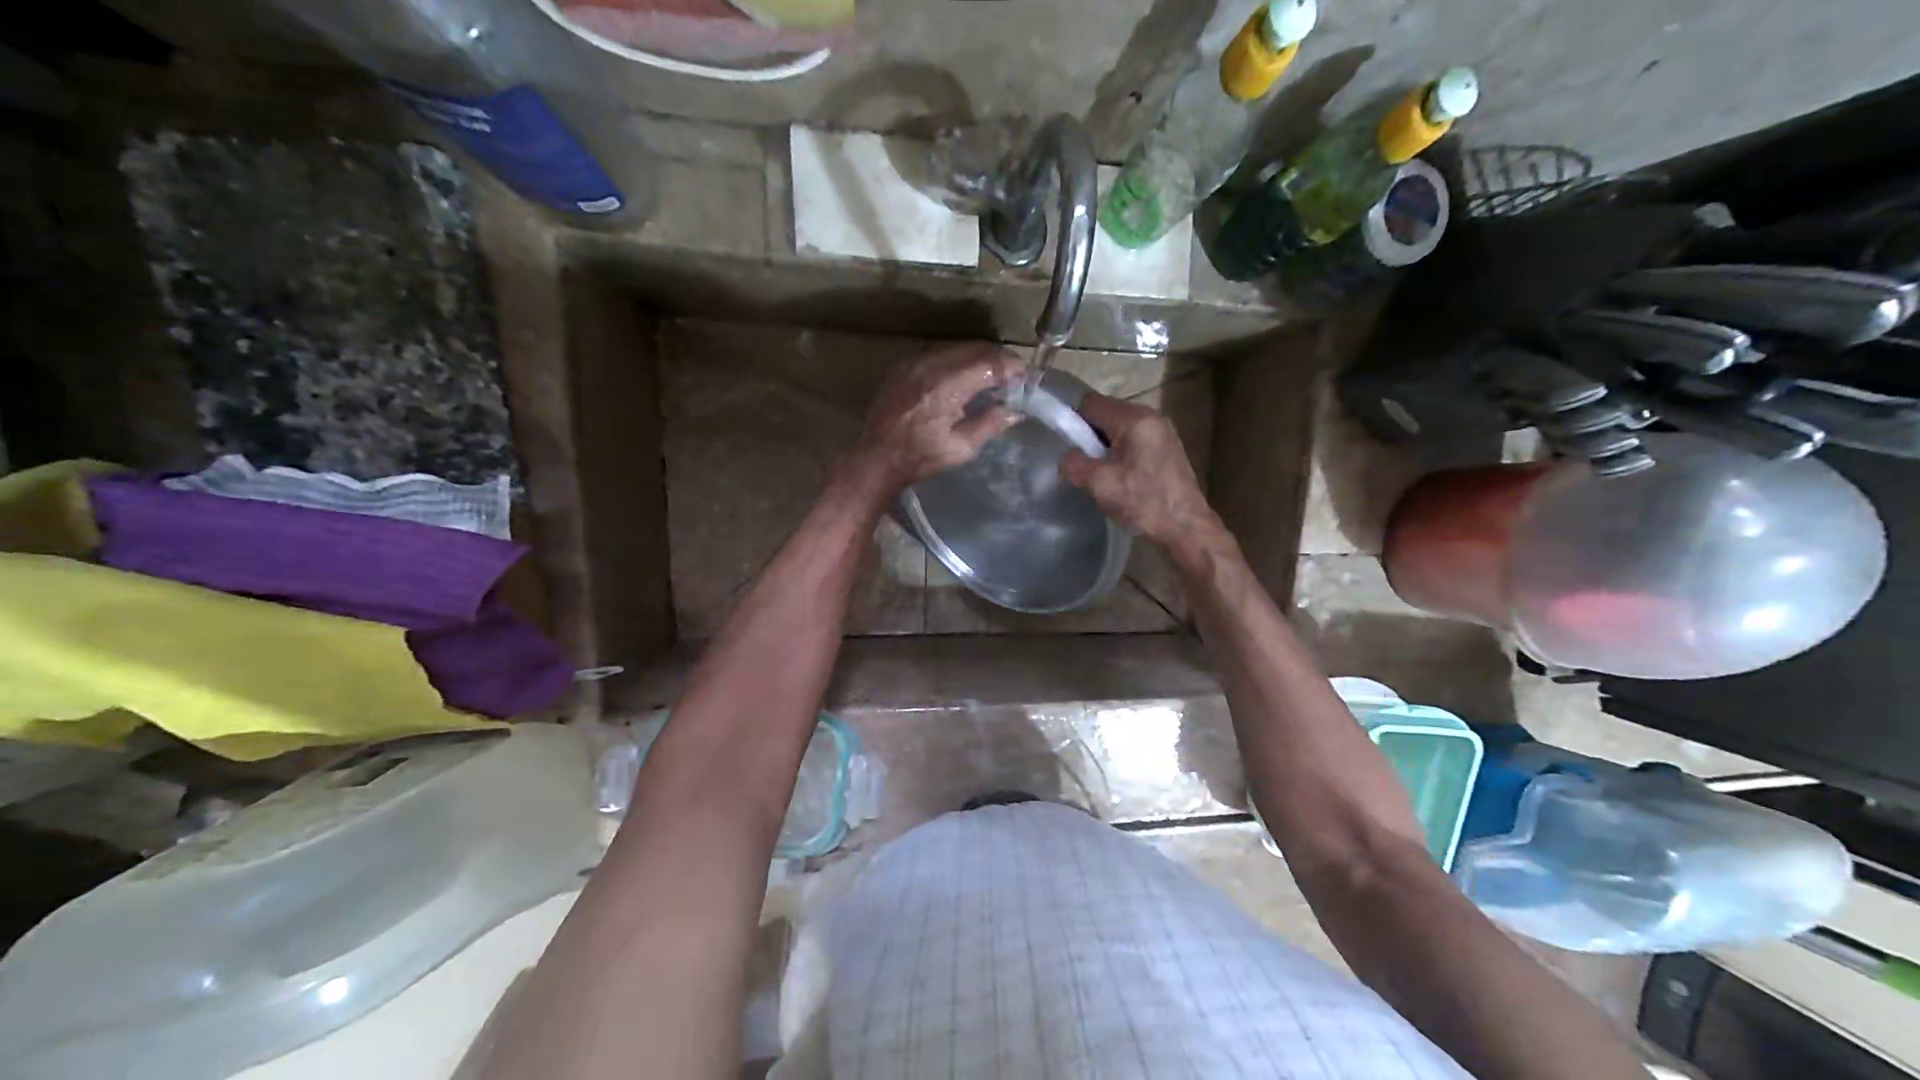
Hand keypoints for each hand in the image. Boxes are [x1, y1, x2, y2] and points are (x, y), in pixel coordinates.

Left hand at [850, 342, 1025, 493]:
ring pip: (958, 347)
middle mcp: (931, 366)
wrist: (877, 458)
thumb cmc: (920, 457)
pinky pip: (939, 352)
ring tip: (990, 377)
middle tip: (1011, 377)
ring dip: (978, 357)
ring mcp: (914, 362)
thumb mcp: (962, 447)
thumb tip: (1016, 411)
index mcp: (947, 386)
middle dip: (998, 359)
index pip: (990, 363)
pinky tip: (962, 377)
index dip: (1012, 368)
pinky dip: (957, 360)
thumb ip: (991, 424)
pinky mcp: (904, 365)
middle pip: (976, 348)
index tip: (1024, 378)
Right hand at [1060, 392, 1222, 555]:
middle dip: (1089, 436)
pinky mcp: (1167, 448)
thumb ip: (1074, 463)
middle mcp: (1151, 416)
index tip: (1067, 447)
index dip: (1072, 421)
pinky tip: (1119, 477)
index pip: (1090, 403)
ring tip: (1101, 474)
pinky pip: (1133, 440)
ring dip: (1104, 446)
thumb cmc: (1143, 502)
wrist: (1186, 528)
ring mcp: (1162, 431)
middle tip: (1083, 464)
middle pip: (1106, 413)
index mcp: (1135, 418)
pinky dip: (1120, 452)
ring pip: (1119, 428)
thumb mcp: (1099, 484)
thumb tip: (1068, 457)